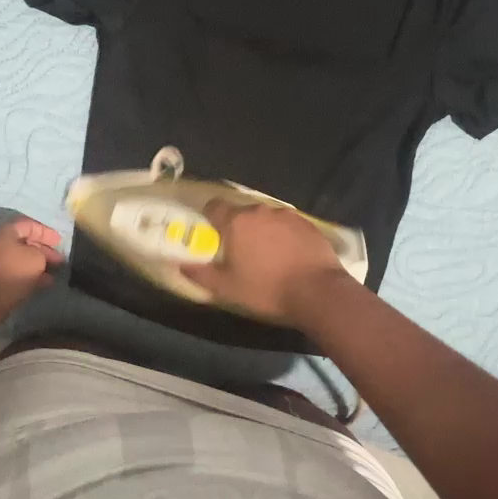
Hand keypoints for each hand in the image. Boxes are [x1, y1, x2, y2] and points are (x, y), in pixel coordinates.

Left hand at [0, 217, 63, 308]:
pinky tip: (44, 283)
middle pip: (25, 241)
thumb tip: (41, 257)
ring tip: (55, 273)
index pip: (30, 225)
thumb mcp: (35, 259)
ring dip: (39, 264)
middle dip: (44, 250)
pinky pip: (15, 271)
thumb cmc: (9, 274)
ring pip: (21, 258)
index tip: (60, 242)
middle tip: (60, 260)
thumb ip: (43, 254)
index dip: (47, 232)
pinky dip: (30, 275)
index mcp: (5, 231)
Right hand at [180, 202, 355, 326]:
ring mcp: (287, 215)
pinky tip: (288, 256)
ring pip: (265, 218)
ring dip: (262, 231)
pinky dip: (283, 236)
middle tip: (239, 252)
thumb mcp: (227, 288)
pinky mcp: (308, 224)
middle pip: (241, 213)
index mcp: (237, 222)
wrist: (319, 292)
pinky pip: (287, 225)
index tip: (210, 233)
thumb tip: (178, 264)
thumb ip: (200, 274)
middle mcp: (260, 211)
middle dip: (237, 227)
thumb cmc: (267, 289)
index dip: (209, 217)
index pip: (214, 206)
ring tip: (267, 256)